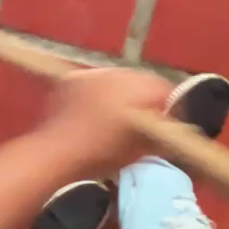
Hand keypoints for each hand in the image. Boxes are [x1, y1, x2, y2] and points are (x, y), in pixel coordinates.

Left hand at [38, 68, 171, 176]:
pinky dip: (100, 91)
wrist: (57, 153)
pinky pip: (96, 80)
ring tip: (117, 114)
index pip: (166, 90)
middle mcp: (121, 74)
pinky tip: (95, 108)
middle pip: (143, 81)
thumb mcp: (140, 150)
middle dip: (145, 97)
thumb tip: (172, 132)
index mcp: (141, 90)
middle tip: (142, 119)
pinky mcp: (75, 77)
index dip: (168, 108)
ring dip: (123, 92)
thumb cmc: (102, 155)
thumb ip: (162, 136)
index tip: (165, 124)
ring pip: (120, 78)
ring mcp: (96, 72)